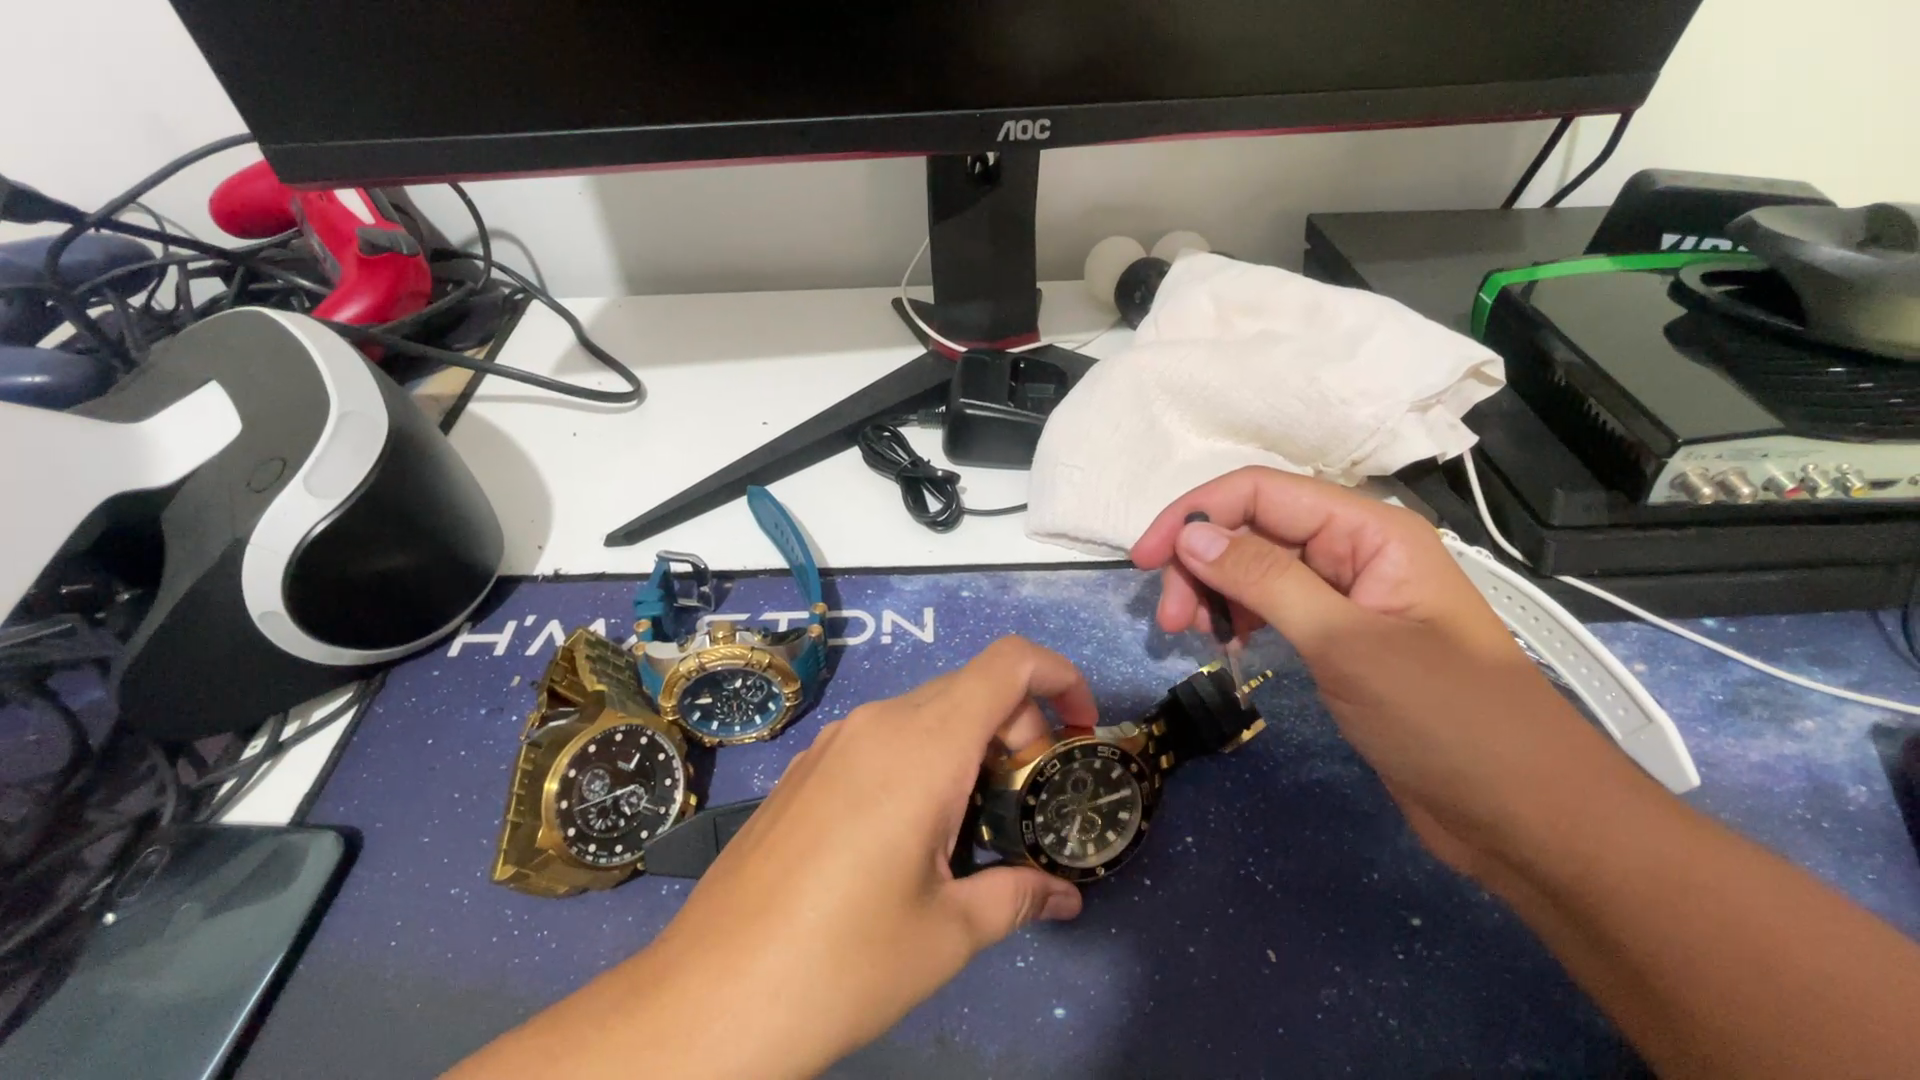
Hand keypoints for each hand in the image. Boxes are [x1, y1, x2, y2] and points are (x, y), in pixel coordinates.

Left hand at [450, 638, 1095, 1079]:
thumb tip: (1064, 897)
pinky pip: (884, 739)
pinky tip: (911, 834)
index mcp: (922, 747)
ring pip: (927, 712)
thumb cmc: (842, 963)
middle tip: (1027, 804)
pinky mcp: (805, 770)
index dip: (1061, 679)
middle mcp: (877, 725)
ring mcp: (833, 744)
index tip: (1081, 736)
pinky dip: (923, 759)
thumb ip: (1017, 896)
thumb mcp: (947, 934)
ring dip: (970, 746)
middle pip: (972, 687)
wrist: (709, 997)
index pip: (1010, 664)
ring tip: (974, 826)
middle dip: (1020, 729)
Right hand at [1129, 467, 1645, 876]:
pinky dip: (1244, 620)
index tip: (1144, 562)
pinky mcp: (1345, 640)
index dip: (1196, 515)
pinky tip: (1232, 650)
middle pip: (1255, 529)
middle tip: (1173, 623)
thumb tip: (1192, 533)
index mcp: (1371, 530)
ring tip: (1198, 640)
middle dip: (1202, 562)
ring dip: (1217, 593)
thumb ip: (1266, 580)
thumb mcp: (1347, 643)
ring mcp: (1351, 597)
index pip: (1261, 492)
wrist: (1525, 813)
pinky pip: (1277, 608)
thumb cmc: (1447, 718)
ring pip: (1260, 569)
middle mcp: (1358, 551)